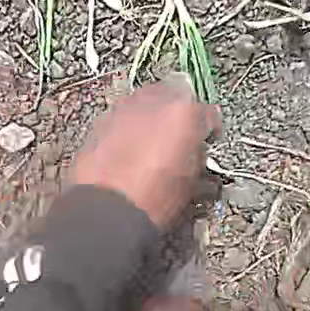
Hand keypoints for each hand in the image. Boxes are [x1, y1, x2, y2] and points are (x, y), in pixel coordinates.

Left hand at [72, 79, 218, 228]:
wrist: (109, 210)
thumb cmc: (152, 199)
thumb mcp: (191, 180)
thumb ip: (197, 154)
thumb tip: (194, 151)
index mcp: (183, 112)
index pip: (207, 112)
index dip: (208, 130)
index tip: (207, 140)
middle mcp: (153, 101)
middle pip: (173, 100)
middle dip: (177, 119)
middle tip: (178, 142)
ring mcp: (124, 109)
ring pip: (145, 107)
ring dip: (151, 122)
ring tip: (152, 149)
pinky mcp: (101, 122)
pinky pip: (123, 120)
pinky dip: (129, 131)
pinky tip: (130, 154)